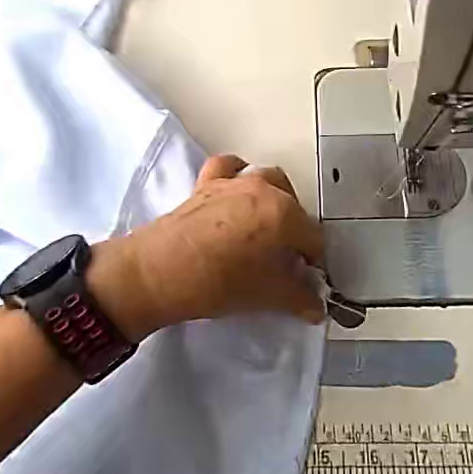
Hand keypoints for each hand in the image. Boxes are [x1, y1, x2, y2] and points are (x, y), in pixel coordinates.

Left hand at [91, 155, 325, 339]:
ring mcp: (231, 183)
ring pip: (264, 180)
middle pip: (292, 206)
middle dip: (294, 230)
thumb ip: (298, 297)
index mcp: (284, 214)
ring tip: (263, 229)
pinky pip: (227, 168)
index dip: (312, 261)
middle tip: (283, 260)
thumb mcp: (266, 295)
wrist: (158, 272)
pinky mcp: (203, 184)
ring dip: (272, 199)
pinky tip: (235, 194)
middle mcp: (261, 189)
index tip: (305, 279)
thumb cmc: (217, 282)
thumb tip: (314, 305)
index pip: (313, 238)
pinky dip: (236, 175)